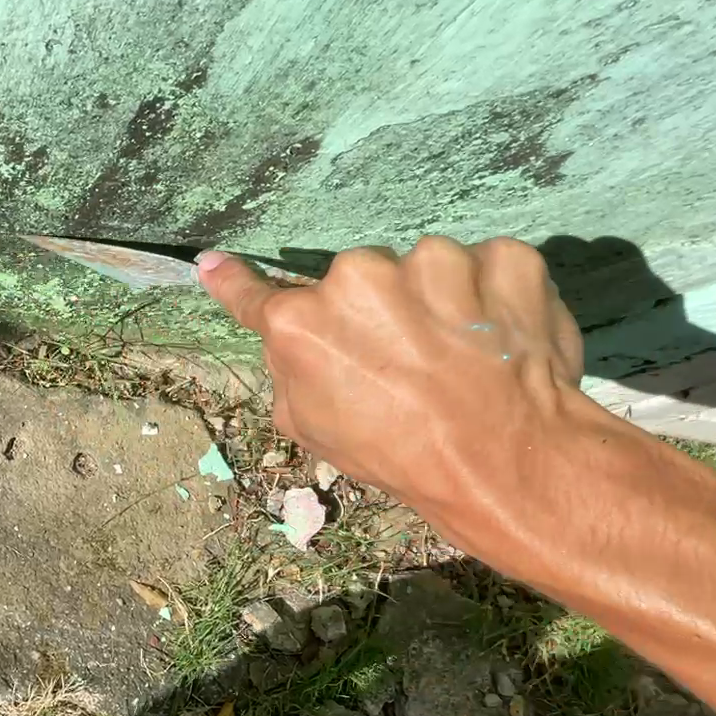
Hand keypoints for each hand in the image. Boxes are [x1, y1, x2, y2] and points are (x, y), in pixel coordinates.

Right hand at [195, 237, 592, 538]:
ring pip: (421, 268)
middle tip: (396, 358)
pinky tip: (493, 333)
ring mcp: (435, 260)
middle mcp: (357, 277)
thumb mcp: (307, 423)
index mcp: (300, 322)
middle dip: (369, 308)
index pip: (253, 295)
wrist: (499, 457)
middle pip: (353, 281)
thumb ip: (291, 369)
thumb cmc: (387, 449)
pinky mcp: (504, 258)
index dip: (230, 280)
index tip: (211, 262)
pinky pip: (483, 266)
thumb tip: (288, 340)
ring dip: (431, 298)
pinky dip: (487, 294)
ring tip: (453, 349)